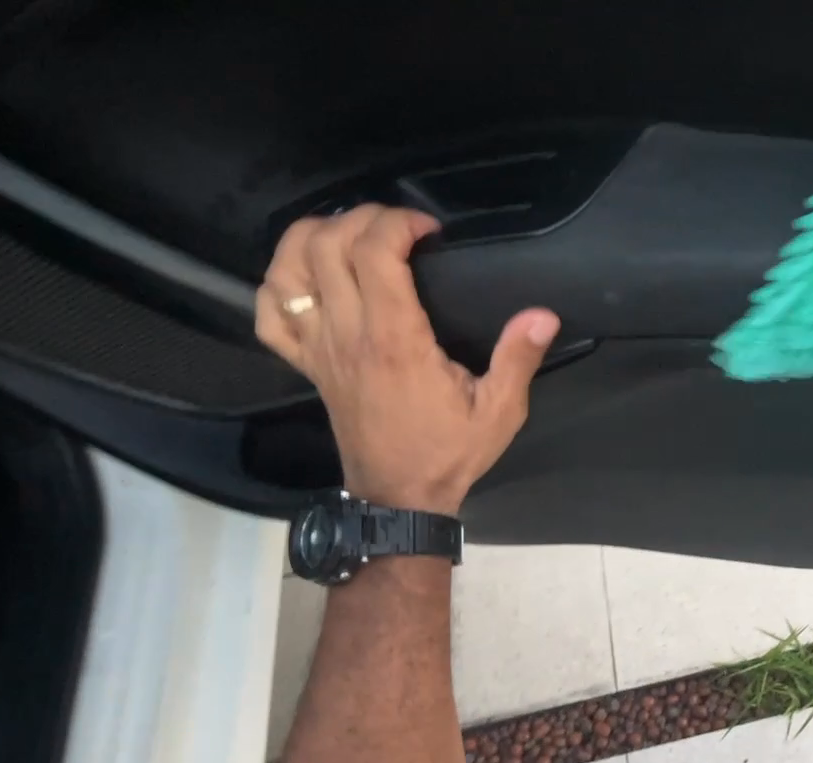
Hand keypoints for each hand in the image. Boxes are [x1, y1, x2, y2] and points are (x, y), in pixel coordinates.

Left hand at [255, 204, 559, 514]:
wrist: (401, 496)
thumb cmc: (451, 451)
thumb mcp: (501, 410)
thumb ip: (518, 359)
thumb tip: (543, 315)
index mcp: (395, 340)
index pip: (374, 253)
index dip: (397, 223)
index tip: (429, 230)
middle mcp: (347, 335)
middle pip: (326, 245)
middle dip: (360, 218)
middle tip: (397, 227)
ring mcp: (318, 349)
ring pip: (286, 268)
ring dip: (311, 237)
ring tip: (350, 235)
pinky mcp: (306, 364)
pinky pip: (268, 312)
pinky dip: (279, 282)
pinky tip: (307, 278)